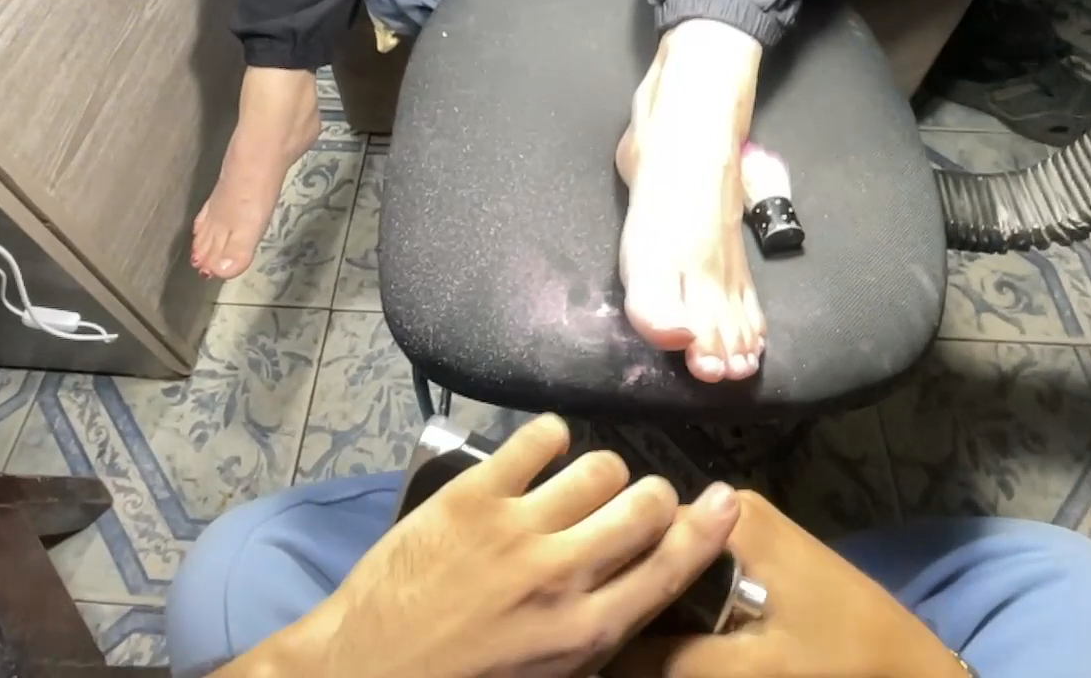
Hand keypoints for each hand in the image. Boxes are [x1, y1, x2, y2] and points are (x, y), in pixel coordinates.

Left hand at [252, 415, 741, 677]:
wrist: (364, 672)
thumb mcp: (548, 676)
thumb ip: (597, 628)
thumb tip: (635, 579)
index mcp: (586, 631)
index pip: (668, 567)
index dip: (705, 529)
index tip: (726, 501)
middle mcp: (564, 574)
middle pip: (643, 504)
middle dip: (651, 495)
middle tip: (634, 499)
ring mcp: (518, 526)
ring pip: (598, 465)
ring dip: (599, 470)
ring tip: (577, 482)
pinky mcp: (475, 492)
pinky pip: (538, 437)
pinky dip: (548, 436)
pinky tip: (541, 450)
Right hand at [610, 492, 964, 677]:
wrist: (921, 676)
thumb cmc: (840, 663)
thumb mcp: (753, 670)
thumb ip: (671, 661)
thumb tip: (597, 657)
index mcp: (728, 516)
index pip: (642, 534)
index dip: (615, 582)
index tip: (592, 625)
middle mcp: (733, 508)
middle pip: (659, 548)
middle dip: (638, 597)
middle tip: (614, 646)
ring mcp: (750, 530)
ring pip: (679, 565)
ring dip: (661, 607)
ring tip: (640, 650)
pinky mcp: (764, 554)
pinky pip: (704, 575)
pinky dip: (688, 610)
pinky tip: (678, 647)